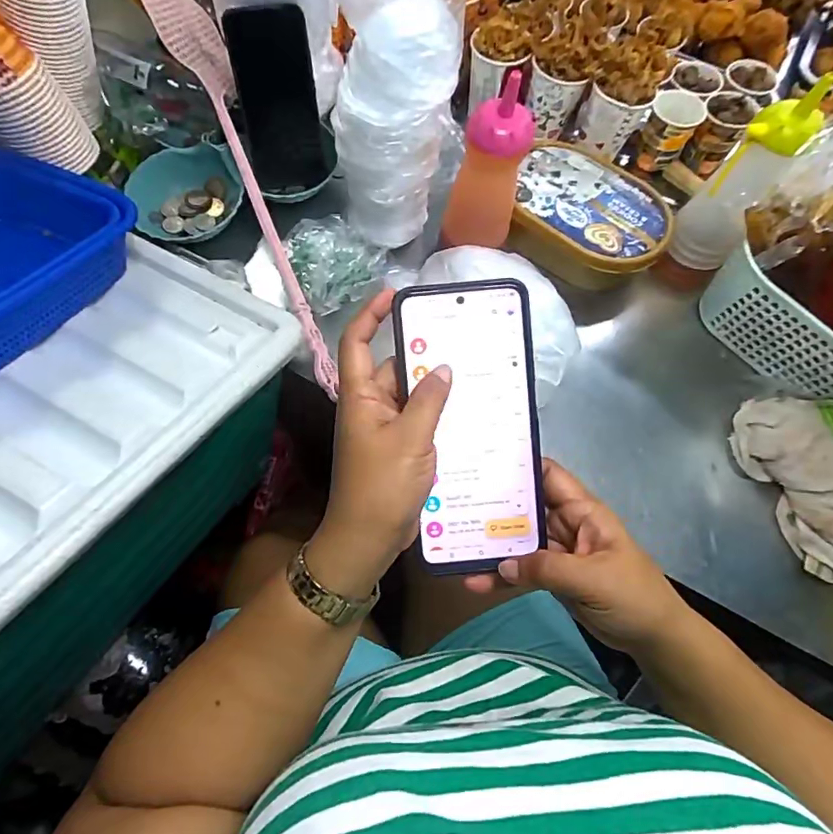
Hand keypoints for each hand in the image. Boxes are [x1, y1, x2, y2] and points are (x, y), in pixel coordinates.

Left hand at [310, 289, 451, 595]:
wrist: (369, 538)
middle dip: (424, 356)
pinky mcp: (401, 449)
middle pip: (396, 369)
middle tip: (462, 340)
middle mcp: (371, 407)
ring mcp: (387, 429)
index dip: (372, 315)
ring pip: (413, 396)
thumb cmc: (381, 486)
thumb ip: (429, 400)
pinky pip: (421, 421)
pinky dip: (440, 415)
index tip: (395, 294)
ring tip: (475, 372)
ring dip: (437, 389)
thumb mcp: (410, 439)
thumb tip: (443, 367)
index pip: (358, 343)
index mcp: (361, 397)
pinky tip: (469, 411)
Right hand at [464, 459, 694, 653]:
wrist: (653, 636)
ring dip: (493, 547)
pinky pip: (523, 570)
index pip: (549, 476)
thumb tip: (502, 565)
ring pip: (520, 542)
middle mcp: (568, 525)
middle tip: (453, 507)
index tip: (483, 467)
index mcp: (583, 512)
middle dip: (494, 508)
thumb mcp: (592, 578)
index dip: (520, 468)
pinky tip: (476, 583)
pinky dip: (502, 576)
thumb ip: (547, 569)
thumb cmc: (633, 595)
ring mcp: (560, 552)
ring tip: (456, 549)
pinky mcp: (554, 577)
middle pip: (526, 509)